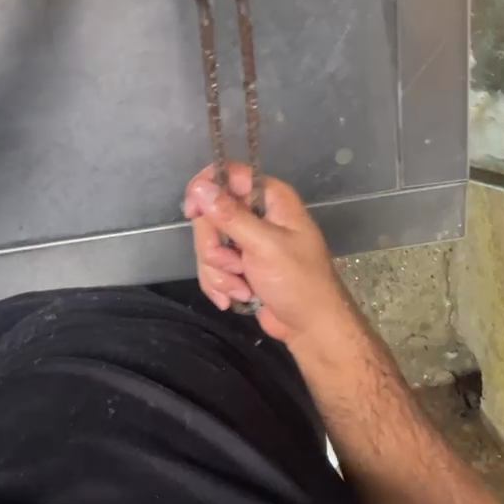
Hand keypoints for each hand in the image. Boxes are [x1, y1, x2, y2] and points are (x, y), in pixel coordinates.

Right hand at [183, 163, 362, 343]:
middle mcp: (256, 213)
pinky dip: (219, 283)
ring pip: (207, 243)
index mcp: (270, 198)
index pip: (229, 175)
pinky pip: (211, 265)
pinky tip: (236, 297)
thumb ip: (230, 216)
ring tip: (242, 288)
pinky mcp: (238, 264)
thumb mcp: (264, 246)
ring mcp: (245, 240)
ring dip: (218, 271)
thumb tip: (200, 188)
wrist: (310, 327)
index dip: (206, 189)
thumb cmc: (299, 282)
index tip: (193, 212)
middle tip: (232, 265)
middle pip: (210, 214)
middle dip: (214, 247)